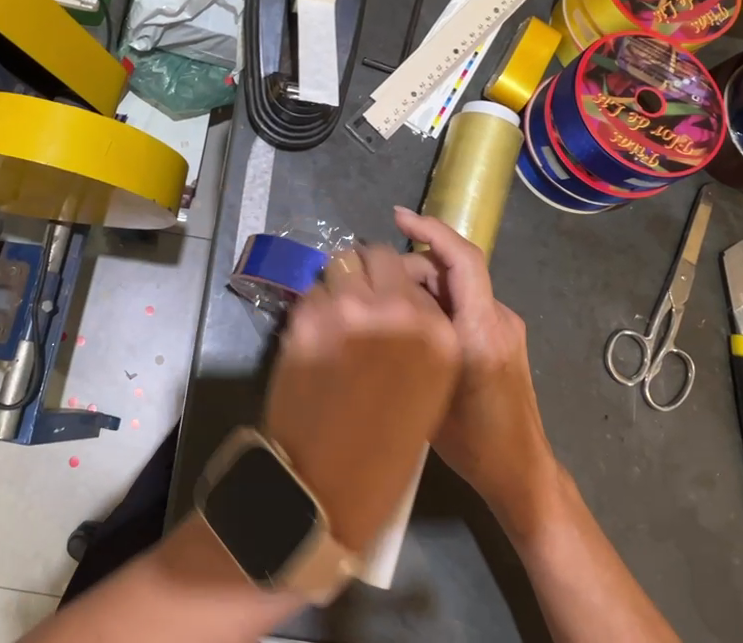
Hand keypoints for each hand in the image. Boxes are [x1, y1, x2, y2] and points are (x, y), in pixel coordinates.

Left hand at [261, 242, 460, 554]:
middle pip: (373, 254)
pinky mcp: (305, 321)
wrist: (325, 487)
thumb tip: (397, 302)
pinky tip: (312, 335)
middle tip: (355, 292)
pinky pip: (309, 293)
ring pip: (336, 265)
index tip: (383, 287)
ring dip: (335, 283)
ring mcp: (347, 312)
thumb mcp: (429, 392)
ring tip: (333, 314)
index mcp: (438, 334)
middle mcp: (396, 312)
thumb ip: (420, 338)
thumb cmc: (385, 452)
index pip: (413, 268)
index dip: (394, 275)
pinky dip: (311, 306)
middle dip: (364, 268)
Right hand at [394, 206, 563, 538]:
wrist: (520, 472)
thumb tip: (384, 304)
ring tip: (385, 307)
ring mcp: (504, 328)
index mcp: (482, 327)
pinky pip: (464, 307)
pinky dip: (436, 306)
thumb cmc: (473, 440)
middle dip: (412, 267)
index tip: (397, 217)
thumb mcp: (429, 390)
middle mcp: (499, 318)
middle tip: (372, 283)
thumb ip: (415, 340)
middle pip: (452, 271)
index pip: (463, 258)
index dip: (431, 231)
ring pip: (456, 290)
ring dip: (422, 289)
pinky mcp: (503, 340)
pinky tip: (409, 327)